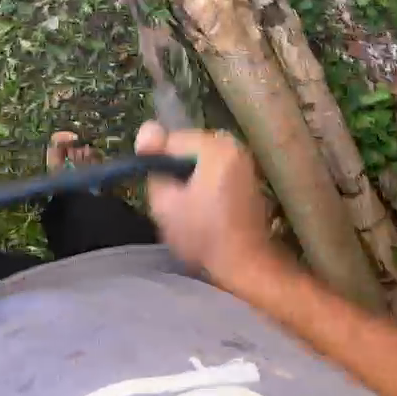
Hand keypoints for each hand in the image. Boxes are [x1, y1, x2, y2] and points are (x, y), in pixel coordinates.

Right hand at [135, 121, 276, 284]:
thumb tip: (148, 128)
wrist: (247, 267)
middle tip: (172, 201)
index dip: (158, 163)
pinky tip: (203, 209)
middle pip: (186, 148)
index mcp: (216, 146)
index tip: (160, 190)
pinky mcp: (248, 176)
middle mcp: (234, 145)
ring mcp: (244, 160)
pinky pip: (214, 170)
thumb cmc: (203, 235)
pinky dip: (204, 183)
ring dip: (188, 177)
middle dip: (174, 170)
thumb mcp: (165, 201)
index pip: (170, 140)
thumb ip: (152, 162)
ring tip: (187, 207)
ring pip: (199, 160)